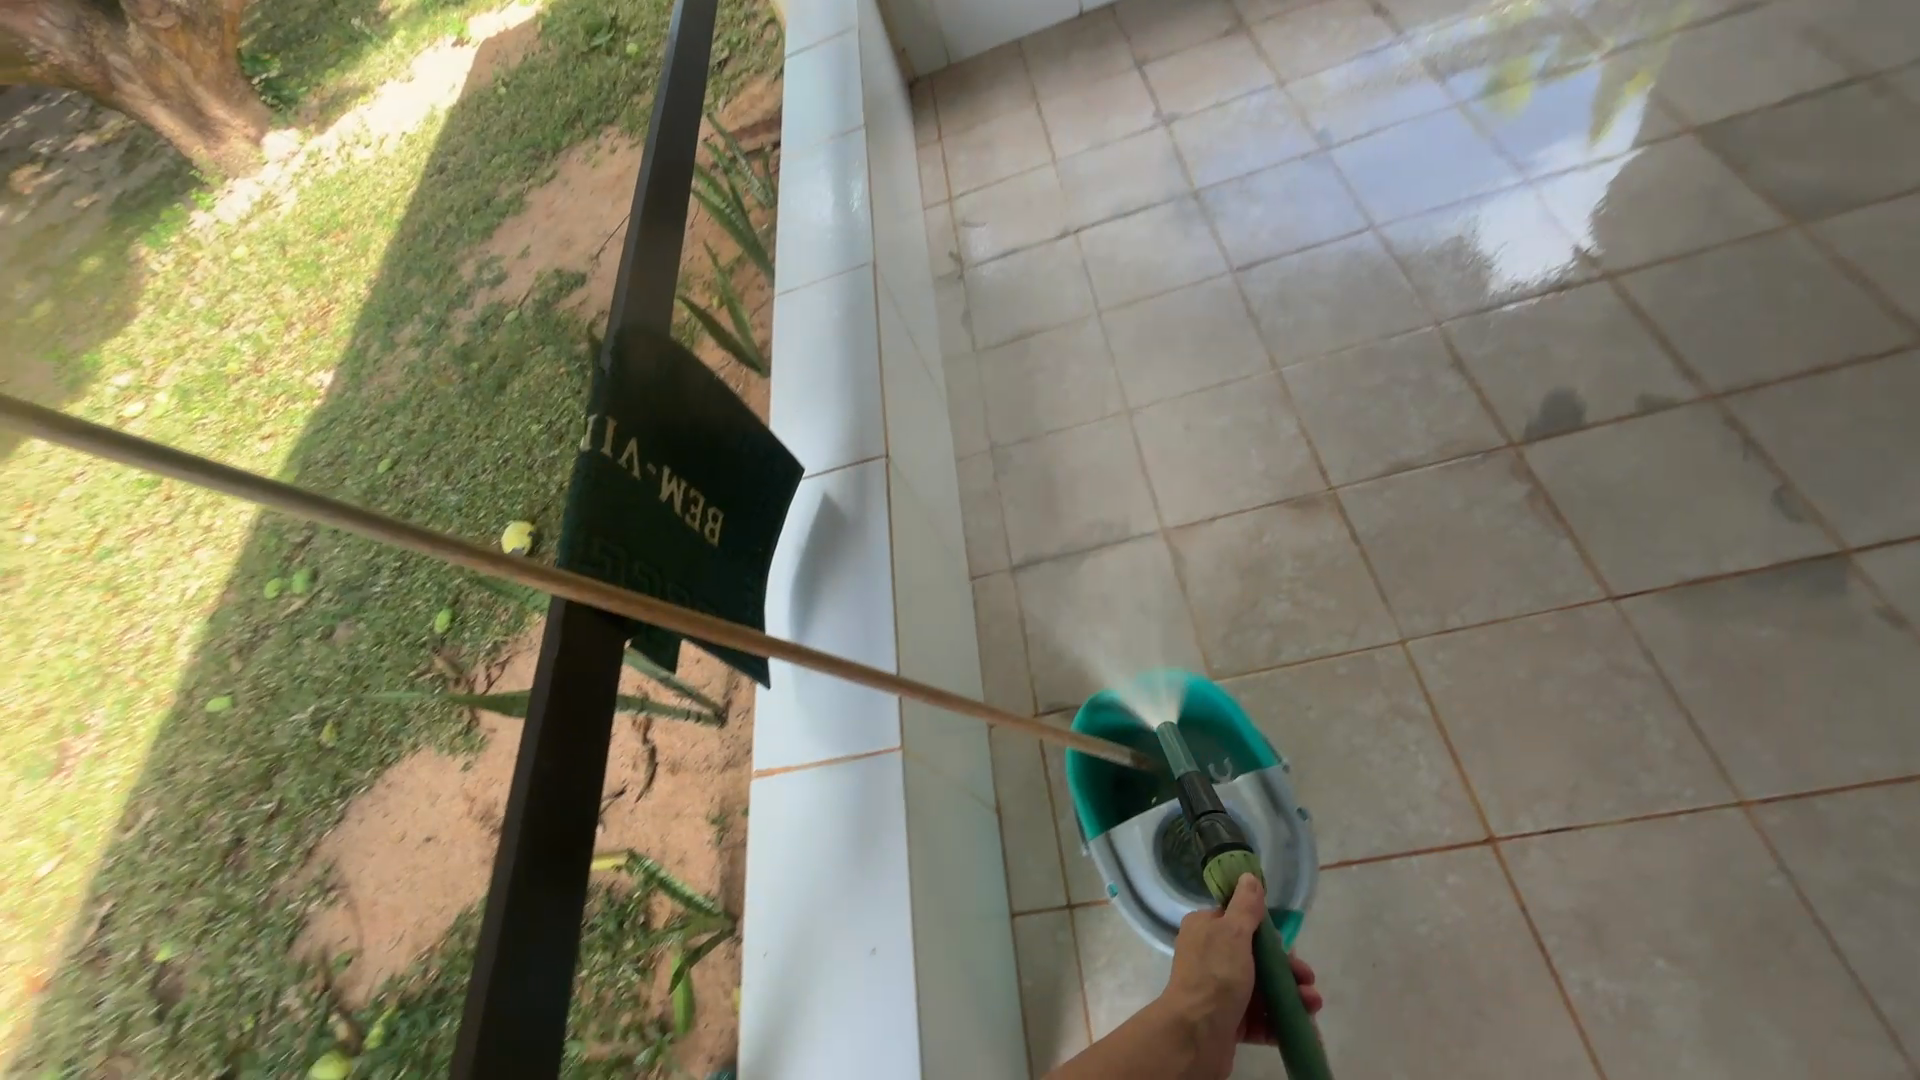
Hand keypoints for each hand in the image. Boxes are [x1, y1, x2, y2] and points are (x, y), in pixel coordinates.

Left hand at [1154, 874, 1321, 1079]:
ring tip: (1312, 1005)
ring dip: (1290, 996)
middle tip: (1308, 980)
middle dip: (1286, 969)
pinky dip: (1281, 1022)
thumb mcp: (1232, 933)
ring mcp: (1219, 991)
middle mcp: (1210, 957)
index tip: (1289, 945)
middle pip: (1255, 959)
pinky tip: (1303, 1027)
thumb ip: (1245, 907)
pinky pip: (1260, 1020)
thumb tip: (1249, 875)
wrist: (1196, 1034)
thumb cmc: (1215, 976)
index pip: (1239, 923)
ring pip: (1261, 990)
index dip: (1267, 934)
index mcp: (1205, 930)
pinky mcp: (1229, 1022)